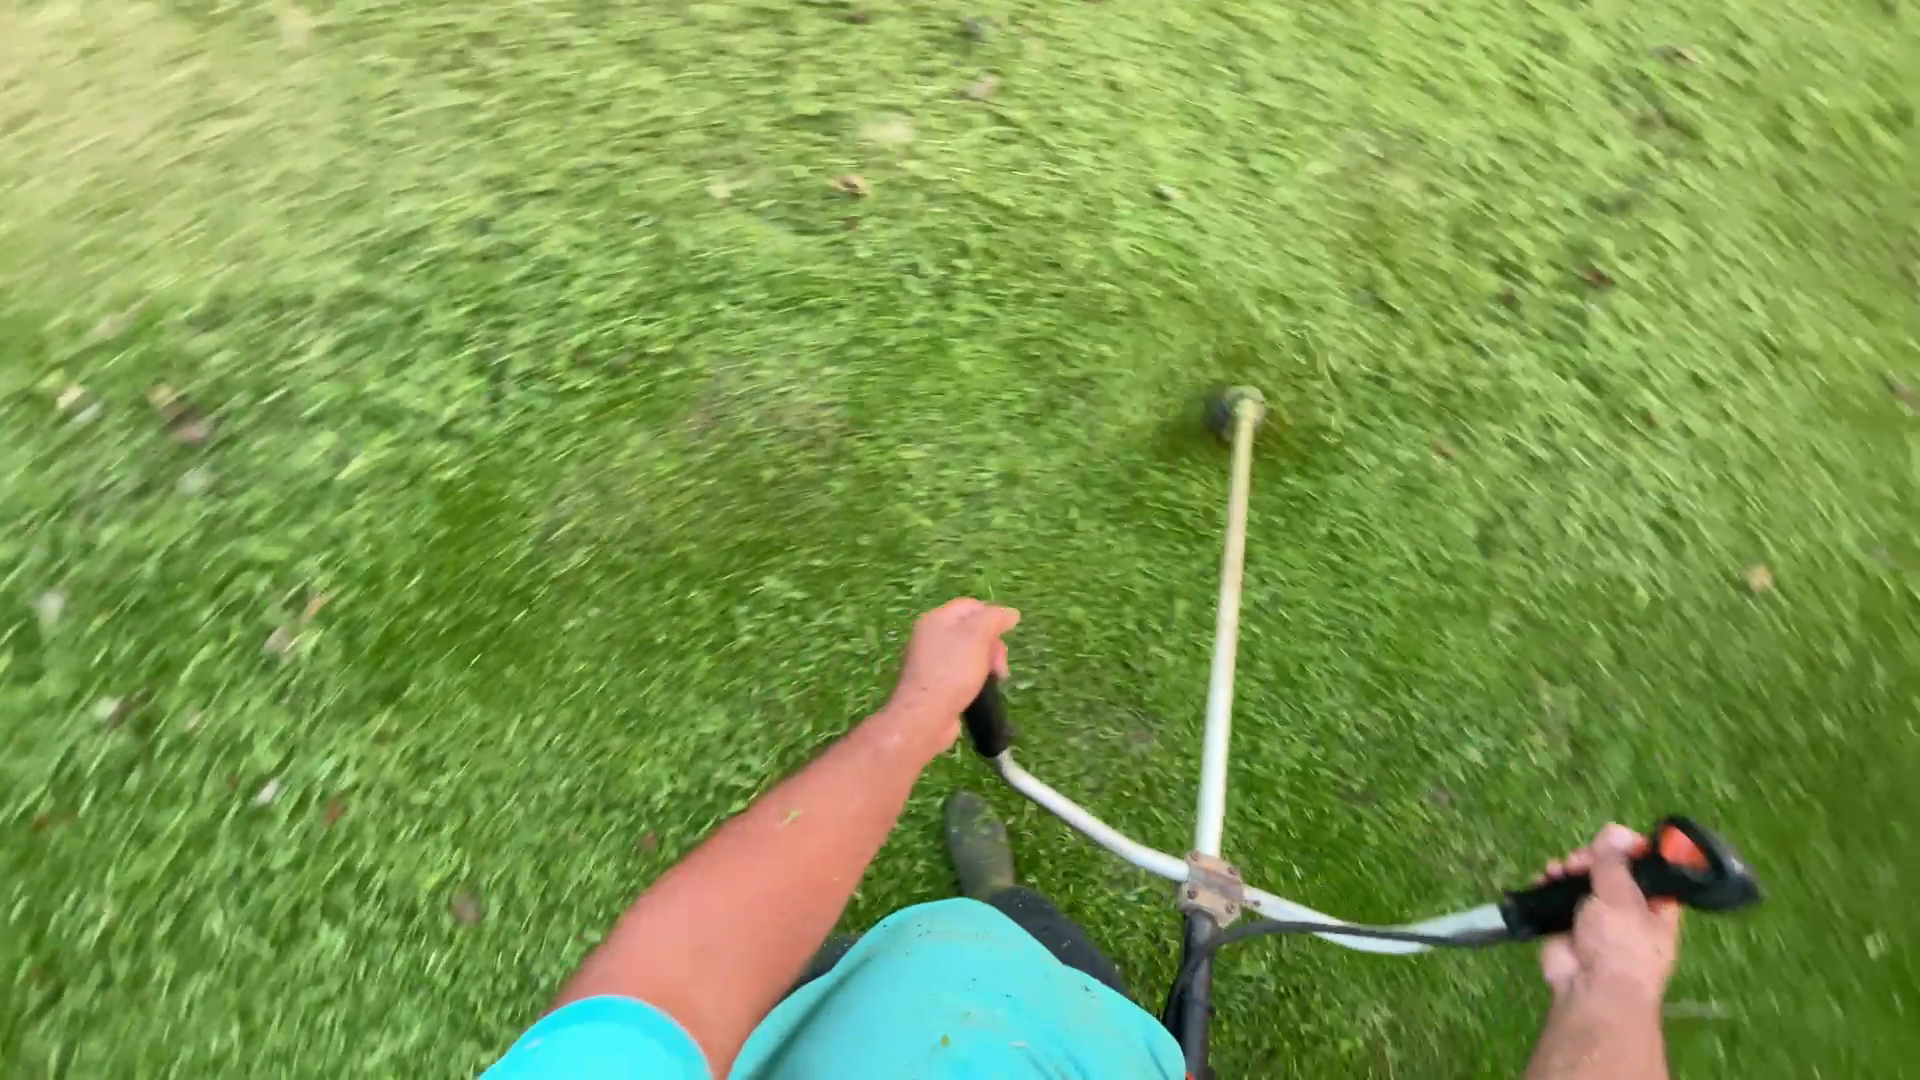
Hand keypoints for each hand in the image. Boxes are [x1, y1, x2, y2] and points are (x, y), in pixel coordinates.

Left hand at [880, 598, 1019, 752]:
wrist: (926, 715)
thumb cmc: (952, 671)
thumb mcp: (977, 636)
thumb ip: (994, 619)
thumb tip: (1010, 613)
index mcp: (937, 618)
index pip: (971, 606)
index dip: (993, 617)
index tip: (1007, 635)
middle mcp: (932, 636)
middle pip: (973, 629)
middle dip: (993, 644)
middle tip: (999, 665)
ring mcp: (933, 660)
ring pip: (971, 652)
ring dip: (988, 663)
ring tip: (996, 679)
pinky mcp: (937, 682)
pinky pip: (963, 671)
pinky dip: (976, 677)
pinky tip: (983, 689)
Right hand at [1536, 824, 1681, 1003]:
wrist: (1590, 984)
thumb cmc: (1620, 944)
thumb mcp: (1623, 899)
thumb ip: (1615, 864)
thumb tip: (1617, 830)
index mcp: (1655, 906)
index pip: (1645, 868)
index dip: (1627, 851)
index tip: (1609, 843)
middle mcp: (1627, 908)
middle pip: (1607, 868)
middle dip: (1589, 859)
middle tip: (1579, 862)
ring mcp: (1595, 915)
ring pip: (1580, 878)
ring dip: (1566, 868)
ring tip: (1556, 871)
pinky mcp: (1567, 919)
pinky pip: (1557, 891)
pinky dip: (1548, 882)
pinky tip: (1543, 879)